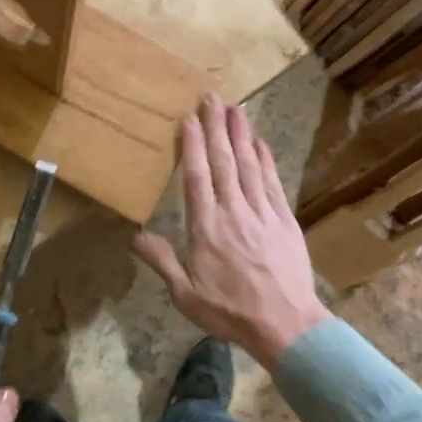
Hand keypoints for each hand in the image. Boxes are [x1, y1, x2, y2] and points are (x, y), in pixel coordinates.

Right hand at [134, 93, 329, 367]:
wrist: (287, 325)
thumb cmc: (230, 313)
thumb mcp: (186, 296)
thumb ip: (162, 262)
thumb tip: (135, 236)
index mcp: (206, 229)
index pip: (197, 178)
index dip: (193, 146)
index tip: (188, 118)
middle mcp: (233, 213)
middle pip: (224, 162)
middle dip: (216, 127)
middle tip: (211, 96)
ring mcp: (262, 214)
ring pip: (249, 165)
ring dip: (241, 134)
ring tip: (235, 107)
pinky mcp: (284, 221)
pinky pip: (272, 183)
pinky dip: (265, 160)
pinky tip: (260, 142)